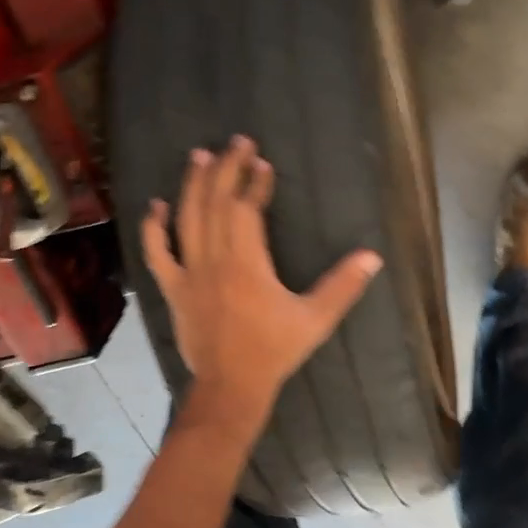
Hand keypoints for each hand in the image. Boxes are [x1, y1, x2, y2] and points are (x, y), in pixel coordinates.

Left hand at [141, 136, 382, 415]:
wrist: (230, 385)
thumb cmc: (274, 351)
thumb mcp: (315, 320)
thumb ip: (342, 286)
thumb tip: (373, 257)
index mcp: (246, 263)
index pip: (247, 209)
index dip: (255, 182)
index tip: (263, 163)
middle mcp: (214, 260)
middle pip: (216, 204)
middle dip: (226, 169)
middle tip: (237, 141)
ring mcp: (189, 274)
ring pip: (187, 219)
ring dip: (193, 185)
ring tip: (200, 156)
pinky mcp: (174, 290)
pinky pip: (158, 254)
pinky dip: (155, 229)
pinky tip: (157, 206)